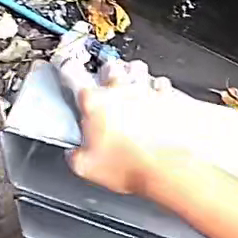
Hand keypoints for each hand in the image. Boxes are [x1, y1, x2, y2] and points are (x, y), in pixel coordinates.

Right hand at [66, 57, 200, 196]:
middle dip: (106, 75)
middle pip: (109, 67)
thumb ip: (74, 155)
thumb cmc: (131, 166)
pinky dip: (158, 89)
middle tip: (106, 90)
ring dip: (132, 76)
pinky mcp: (169, 97)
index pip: (72, 72)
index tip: (67, 67)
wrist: (171, 170)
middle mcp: (120, 89)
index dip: (66, 67)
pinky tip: (156, 100)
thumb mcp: (87, 168)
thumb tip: (74, 153)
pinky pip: (162, 83)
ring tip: (132, 91)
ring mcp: (146, 89)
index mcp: (94, 102)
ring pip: (136, 68)